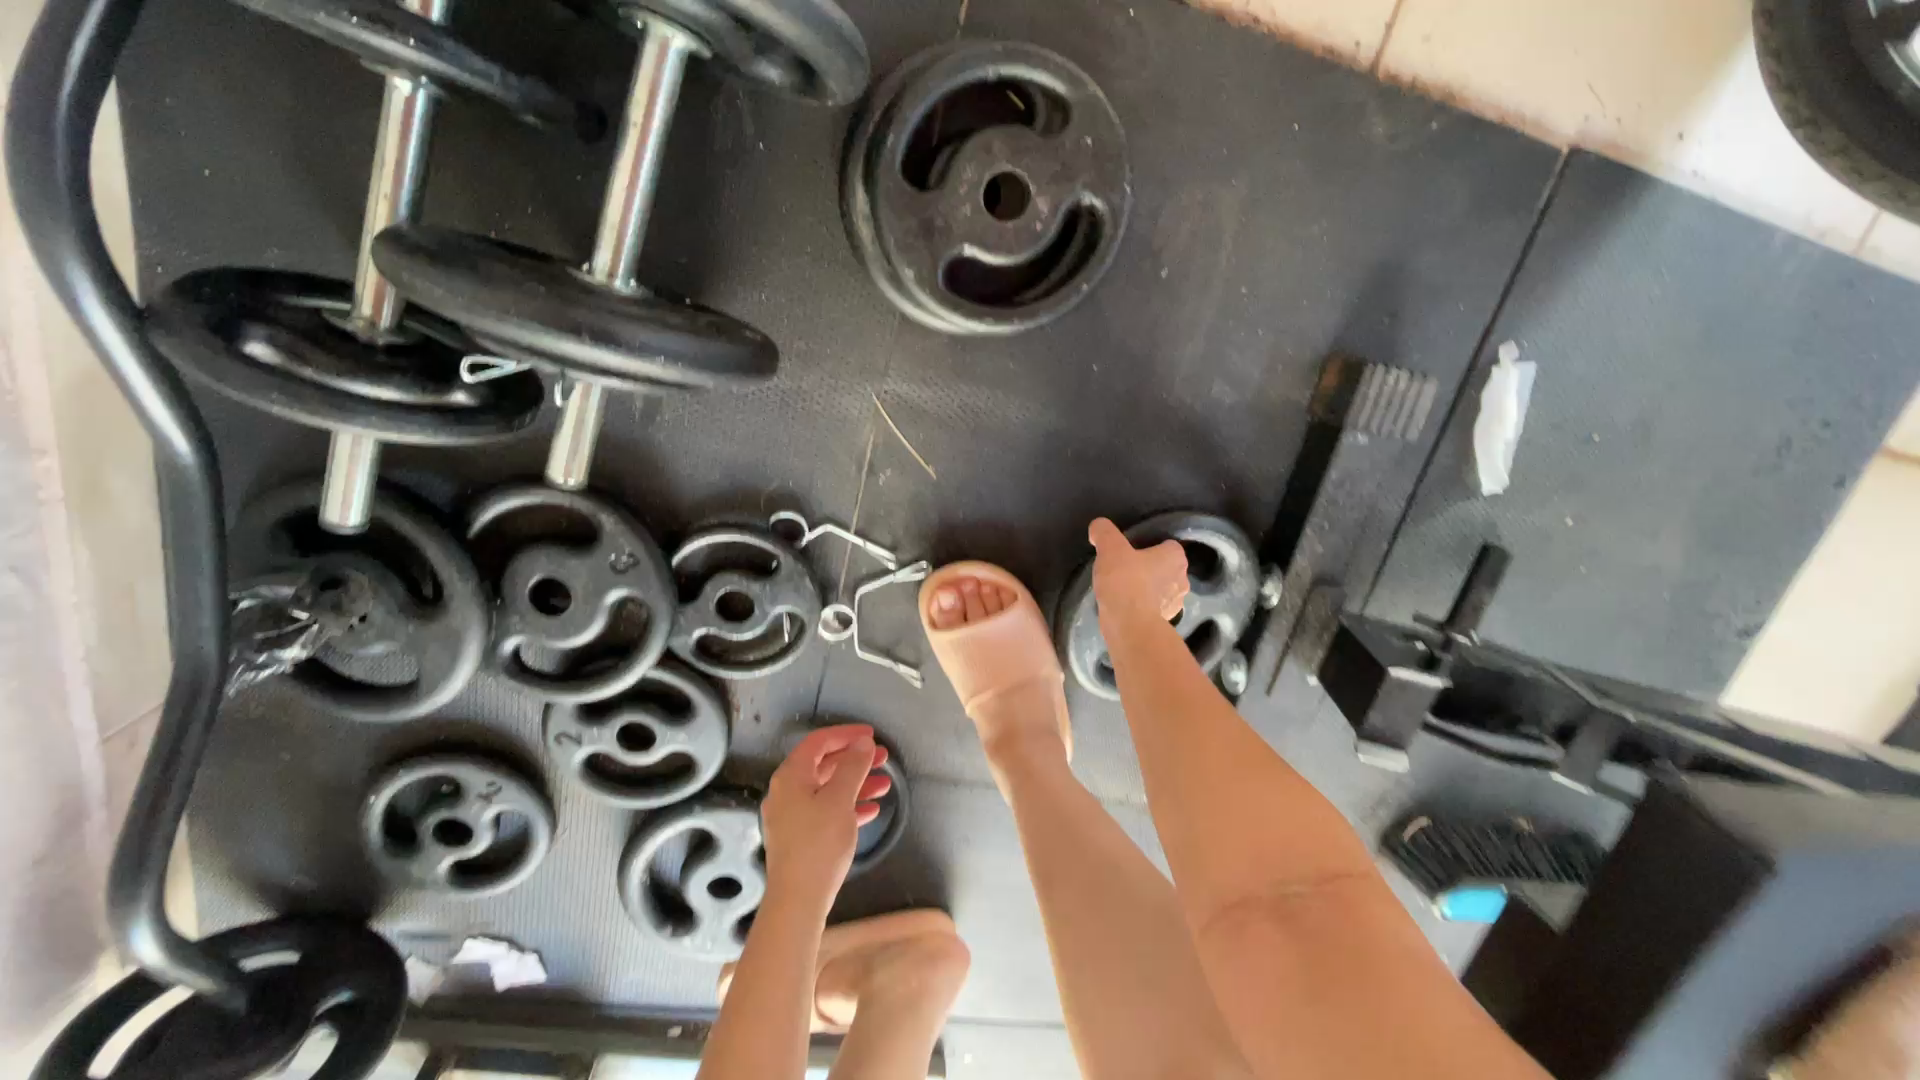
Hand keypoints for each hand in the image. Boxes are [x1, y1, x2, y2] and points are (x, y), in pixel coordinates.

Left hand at [761, 725, 892, 906]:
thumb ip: (852, 767)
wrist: (798, 899)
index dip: (846, 734)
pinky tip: (871, 811)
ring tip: (884, 784)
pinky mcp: (799, 837)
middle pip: (823, 765)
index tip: (872, 735)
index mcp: (791, 776)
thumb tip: (862, 743)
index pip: (818, 742)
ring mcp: (791, 816)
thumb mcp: (840, 799)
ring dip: (855, 783)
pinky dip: (848, 806)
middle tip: (883, 758)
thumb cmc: (819, 843)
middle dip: (854, 760)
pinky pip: (826, 811)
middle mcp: (786, 792)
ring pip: (827, 789)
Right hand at [1088, 517, 1188, 625]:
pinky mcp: (1165, 622)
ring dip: (1146, 589)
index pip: (1167, 545)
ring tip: (1122, 590)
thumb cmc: (1125, 581)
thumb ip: (1104, 532)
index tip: (1132, 552)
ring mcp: (1176, 603)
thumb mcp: (1109, 548)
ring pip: (1160, 589)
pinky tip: (1125, 607)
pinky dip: (1142, 607)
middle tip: (1125, 570)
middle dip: (1149, 568)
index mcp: (1176, 557)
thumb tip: (1098, 527)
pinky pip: (1153, 608)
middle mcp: (1182, 579)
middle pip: (1164, 567)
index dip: (1150, 547)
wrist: (1129, 625)